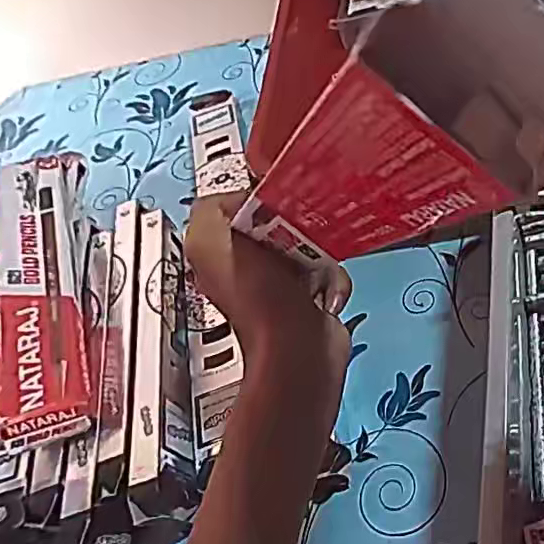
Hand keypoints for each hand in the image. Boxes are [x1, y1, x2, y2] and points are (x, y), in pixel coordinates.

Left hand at [184, 193, 349, 372]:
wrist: (299, 349)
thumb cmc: (259, 302)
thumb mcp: (212, 237)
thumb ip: (211, 206)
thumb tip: (236, 194)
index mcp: (215, 249)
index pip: (239, 202)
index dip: (259, 199)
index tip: (274, 204)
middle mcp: (245, 263)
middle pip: (281, 219)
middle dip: (298, 228)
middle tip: (297, 244)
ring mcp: (279, 280)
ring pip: (310, 242)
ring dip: (320, 258)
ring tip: (312, 277)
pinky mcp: (309, 293)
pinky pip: (329, 268)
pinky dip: (332, 279)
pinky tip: (323, 294)